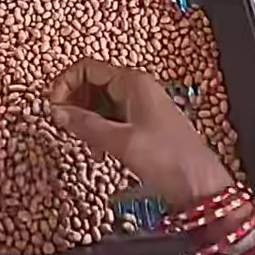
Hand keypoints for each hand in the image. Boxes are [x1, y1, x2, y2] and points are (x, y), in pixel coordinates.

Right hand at [46, 59, 232, 205]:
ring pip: (99, 103)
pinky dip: (98, 131)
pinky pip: (110, 119)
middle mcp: (135, 88)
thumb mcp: (121, 142)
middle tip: (64, 127)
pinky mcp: (142, 125)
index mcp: (132, 82)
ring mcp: (139, 106)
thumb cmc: (166, 159)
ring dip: (85, 120)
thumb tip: (56, 112)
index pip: (86, 68)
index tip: (53, 108)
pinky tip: (98, 152)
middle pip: (91, 84)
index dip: (65, 84)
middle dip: (74, 103)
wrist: (201, 186)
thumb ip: (86, 125)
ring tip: (84, 144)